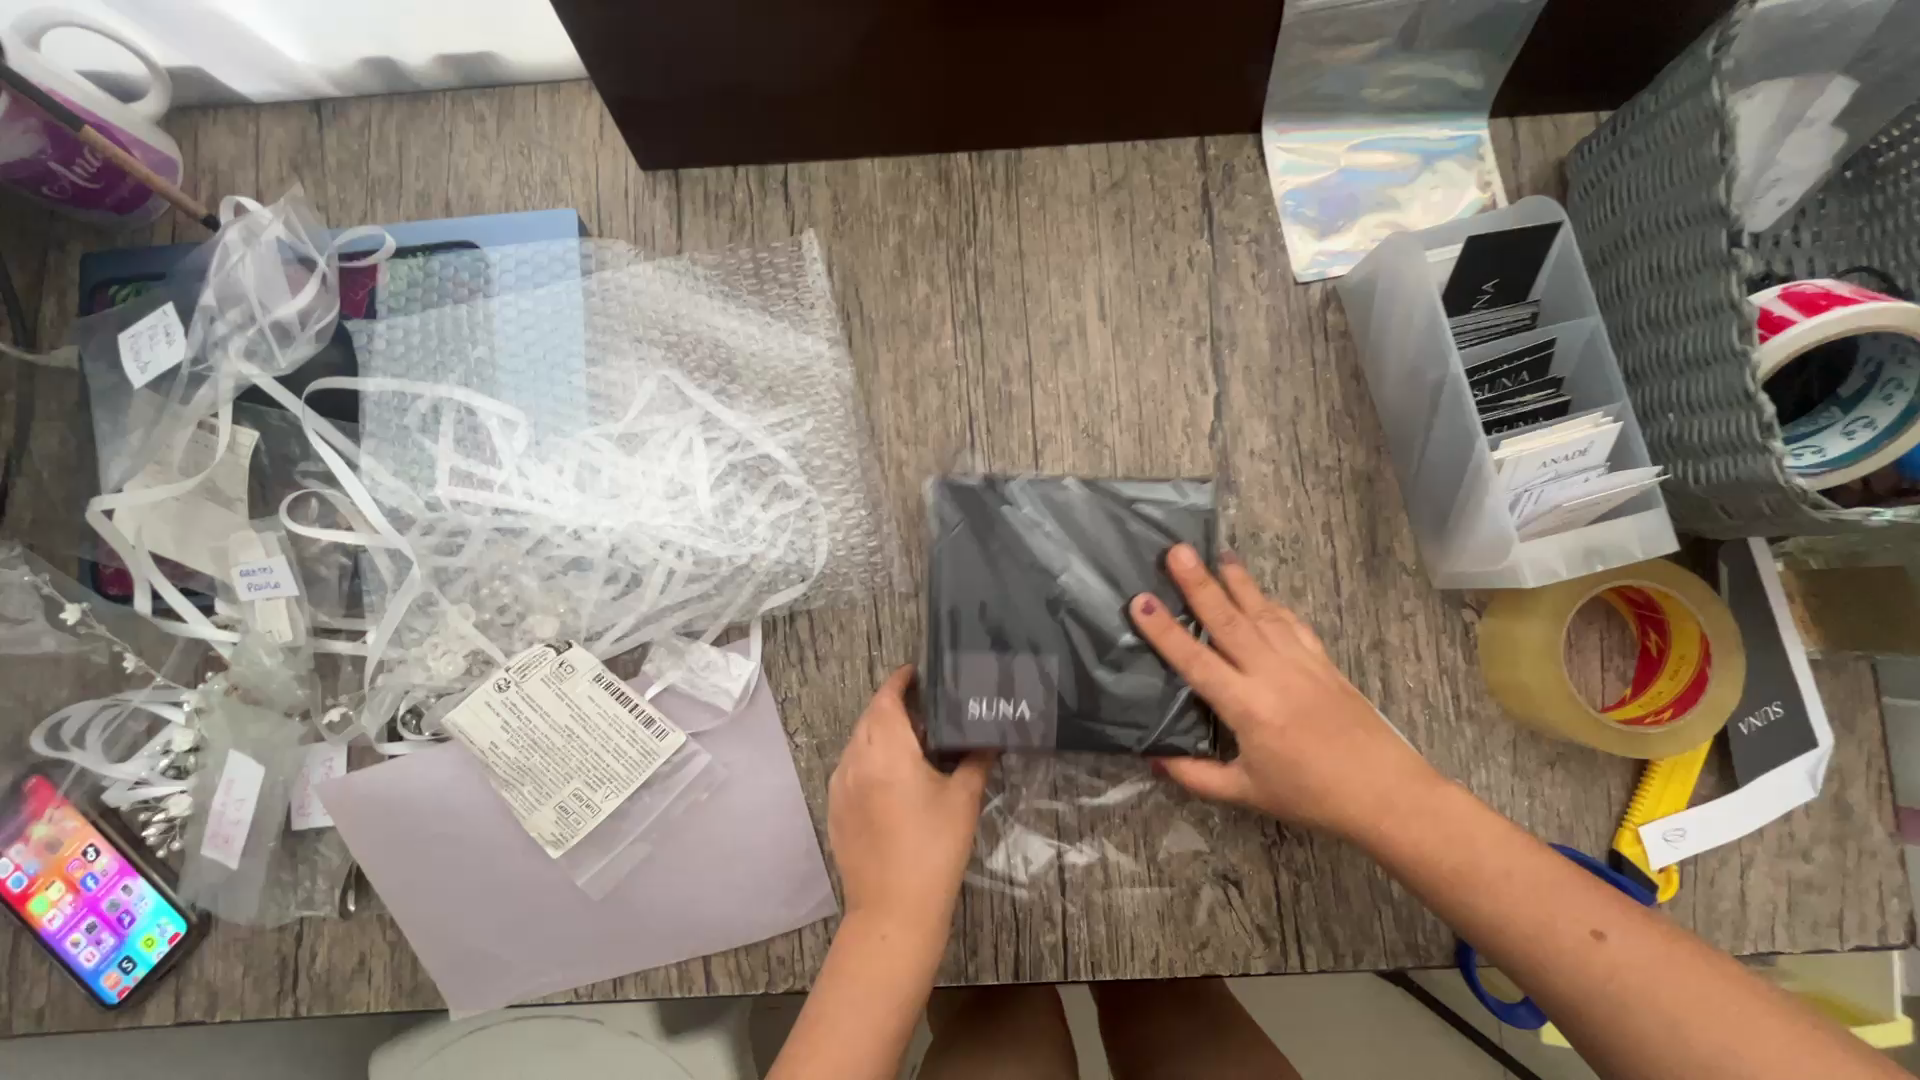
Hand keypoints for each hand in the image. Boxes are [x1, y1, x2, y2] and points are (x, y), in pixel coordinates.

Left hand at [828, 666, 993, 931]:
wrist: (893, 910)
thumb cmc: (934, 850)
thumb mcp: (963, 801)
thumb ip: (975, 761)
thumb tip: (989, 739)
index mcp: (886, 752)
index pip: (886, 699)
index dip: (899, 681)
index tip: (917, 673)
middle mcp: (855, 761)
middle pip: (869, 718)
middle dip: (892, 706)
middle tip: (925, 708)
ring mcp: (840, 786)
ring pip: (857, 743)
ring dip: (880, 733)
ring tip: (913, 741)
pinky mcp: (836, 809)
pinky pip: (850, 768)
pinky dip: (869, 759)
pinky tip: (893, 777)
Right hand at [1131, 544, 1443, 839]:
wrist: (1385, 792)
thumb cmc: (1311, 795)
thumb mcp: (1247, 793)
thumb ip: (1197, 776)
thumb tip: (1153, 759)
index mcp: (1247, 707)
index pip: (1196, 661)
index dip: (1165, 631)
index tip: (1141, 601)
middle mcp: (1271, 674)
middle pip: (1228, 620)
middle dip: (1199, 584)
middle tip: (1177, 551)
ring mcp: (1301, 663)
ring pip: (1261, 613)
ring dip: (1237, 582)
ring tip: (1216, 554)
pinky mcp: (1324, 663)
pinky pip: (1292, 624)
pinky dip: (1272, 605)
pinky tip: (1261, 595)